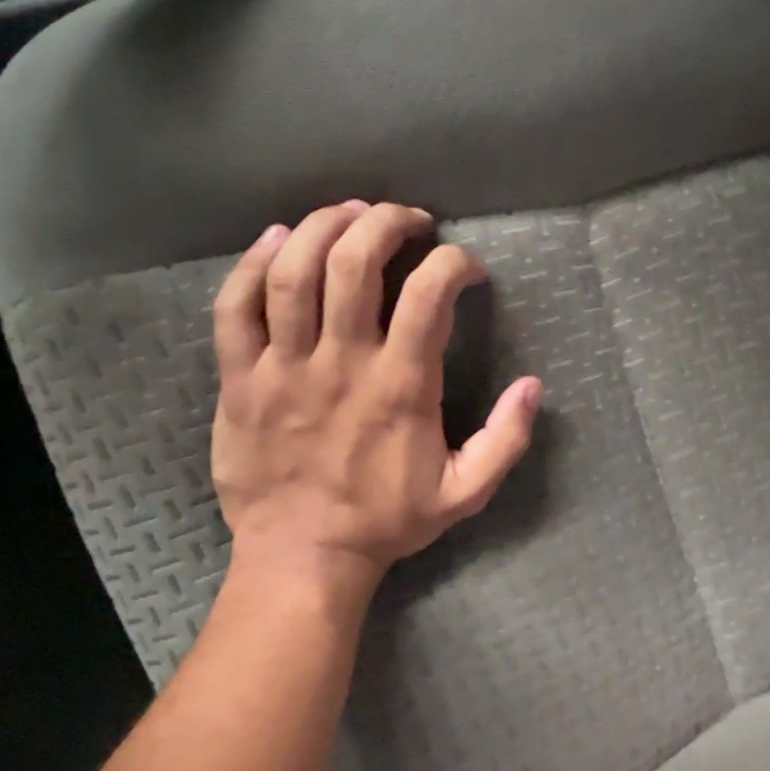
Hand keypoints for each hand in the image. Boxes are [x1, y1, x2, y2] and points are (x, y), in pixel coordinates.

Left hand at [211, 200, 541, 595]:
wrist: (303, 557)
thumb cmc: (388, 521)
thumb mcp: (467, 492)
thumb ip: (506, 439)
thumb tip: (534, 386)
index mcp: (401, 387)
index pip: (428, 296)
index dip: (453, 264)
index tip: (466, 269)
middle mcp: (341, 364)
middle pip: (354, 264)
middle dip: (384, 224)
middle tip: (408, 219)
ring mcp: (283, 368)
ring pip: (293, 273)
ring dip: (322, 228)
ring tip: (350, 213)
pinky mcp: (240, 379)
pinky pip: (234, 307)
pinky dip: (253, 264)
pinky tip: (277, 239)